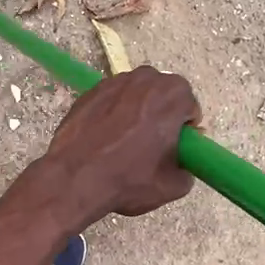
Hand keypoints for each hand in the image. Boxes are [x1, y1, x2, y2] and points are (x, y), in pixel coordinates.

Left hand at [33, 67, 199, 223]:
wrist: (74, 178)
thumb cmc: (127, 180)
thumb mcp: (172, 186)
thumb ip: (187, 172)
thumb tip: (183, 168)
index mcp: (174, 94)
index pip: (189, 110)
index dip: (184, 131)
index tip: (173, 149)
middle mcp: (147, 78)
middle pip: (163, 97)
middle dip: (161, 117)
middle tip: (150, 147)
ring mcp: (115, 81)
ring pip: (136, 97)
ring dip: (136, 114)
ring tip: (124, 145)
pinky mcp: (90, 91)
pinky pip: (111, 101)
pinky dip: (112, 115)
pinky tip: (104, 140)